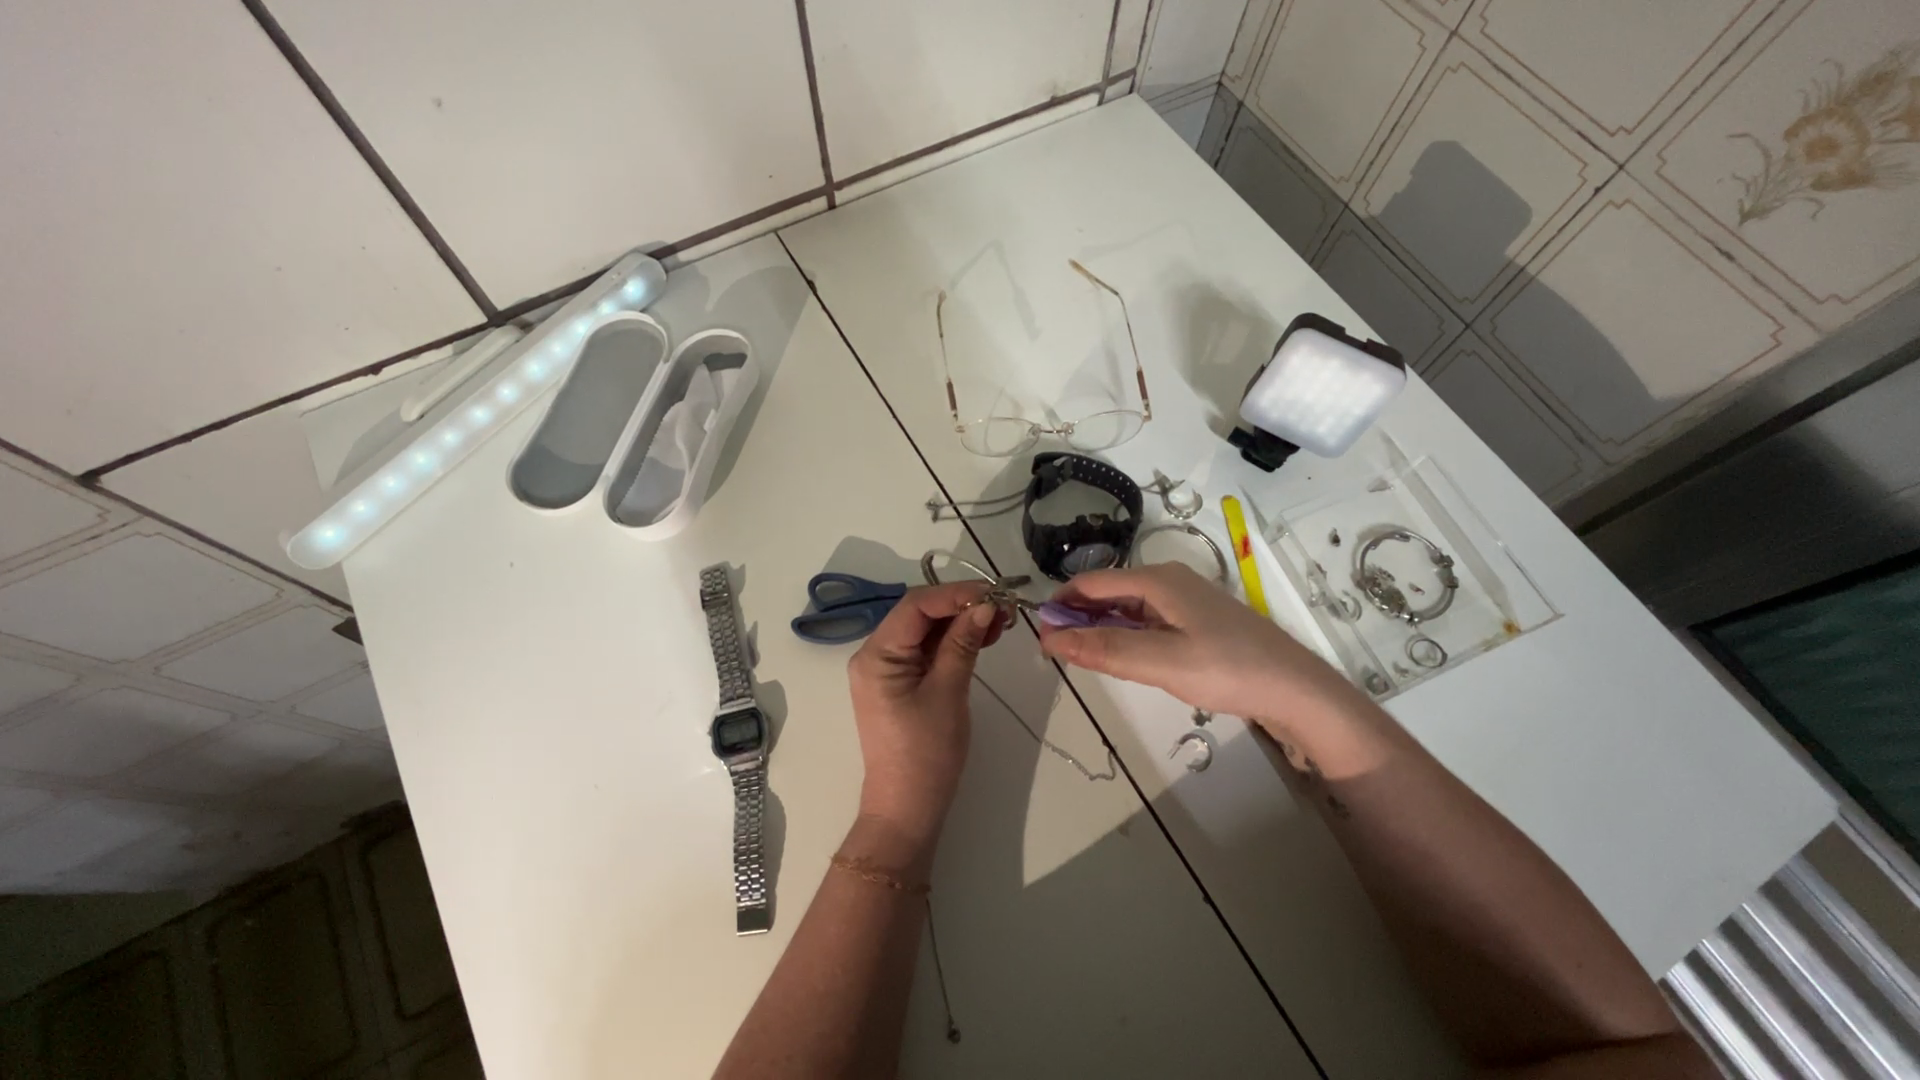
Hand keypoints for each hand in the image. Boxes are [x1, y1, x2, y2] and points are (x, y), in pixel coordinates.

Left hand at [846, 583, 1002, 849]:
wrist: (907, 807)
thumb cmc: (926, 753)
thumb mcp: (949, 693)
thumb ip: (963, 644)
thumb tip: (984, 606)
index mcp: (877, 655)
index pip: (915, 606)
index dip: (955, 594)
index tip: (994, 593)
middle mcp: (874, 654)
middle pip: (918, 614)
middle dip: (960, 606)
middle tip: (1003, 608)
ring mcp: (886, 669)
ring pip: (925, 630)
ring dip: (960, 622)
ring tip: (999, 622)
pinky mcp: (900, 682)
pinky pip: (925, 650)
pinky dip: (952, 641)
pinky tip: (981, 638)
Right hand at [1038, 563, 1365, 730]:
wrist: (1296, 689)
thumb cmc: (1227, 669)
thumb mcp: (1160, 661)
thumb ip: (1105, 649)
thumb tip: (1051, 637)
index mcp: (1158, 580)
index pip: (1092, 583)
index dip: (1061, 606)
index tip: (1037, 635)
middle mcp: (1169, 582)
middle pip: (1109, 593)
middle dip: (1078, 617)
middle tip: (1055, 652)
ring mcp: (1185, 602)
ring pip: (1127, 609)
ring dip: (1100, 628)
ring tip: (1079, 657)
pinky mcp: (1197, 624)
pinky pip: (1147, 622)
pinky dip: (1125, 636)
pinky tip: (1120, 657)